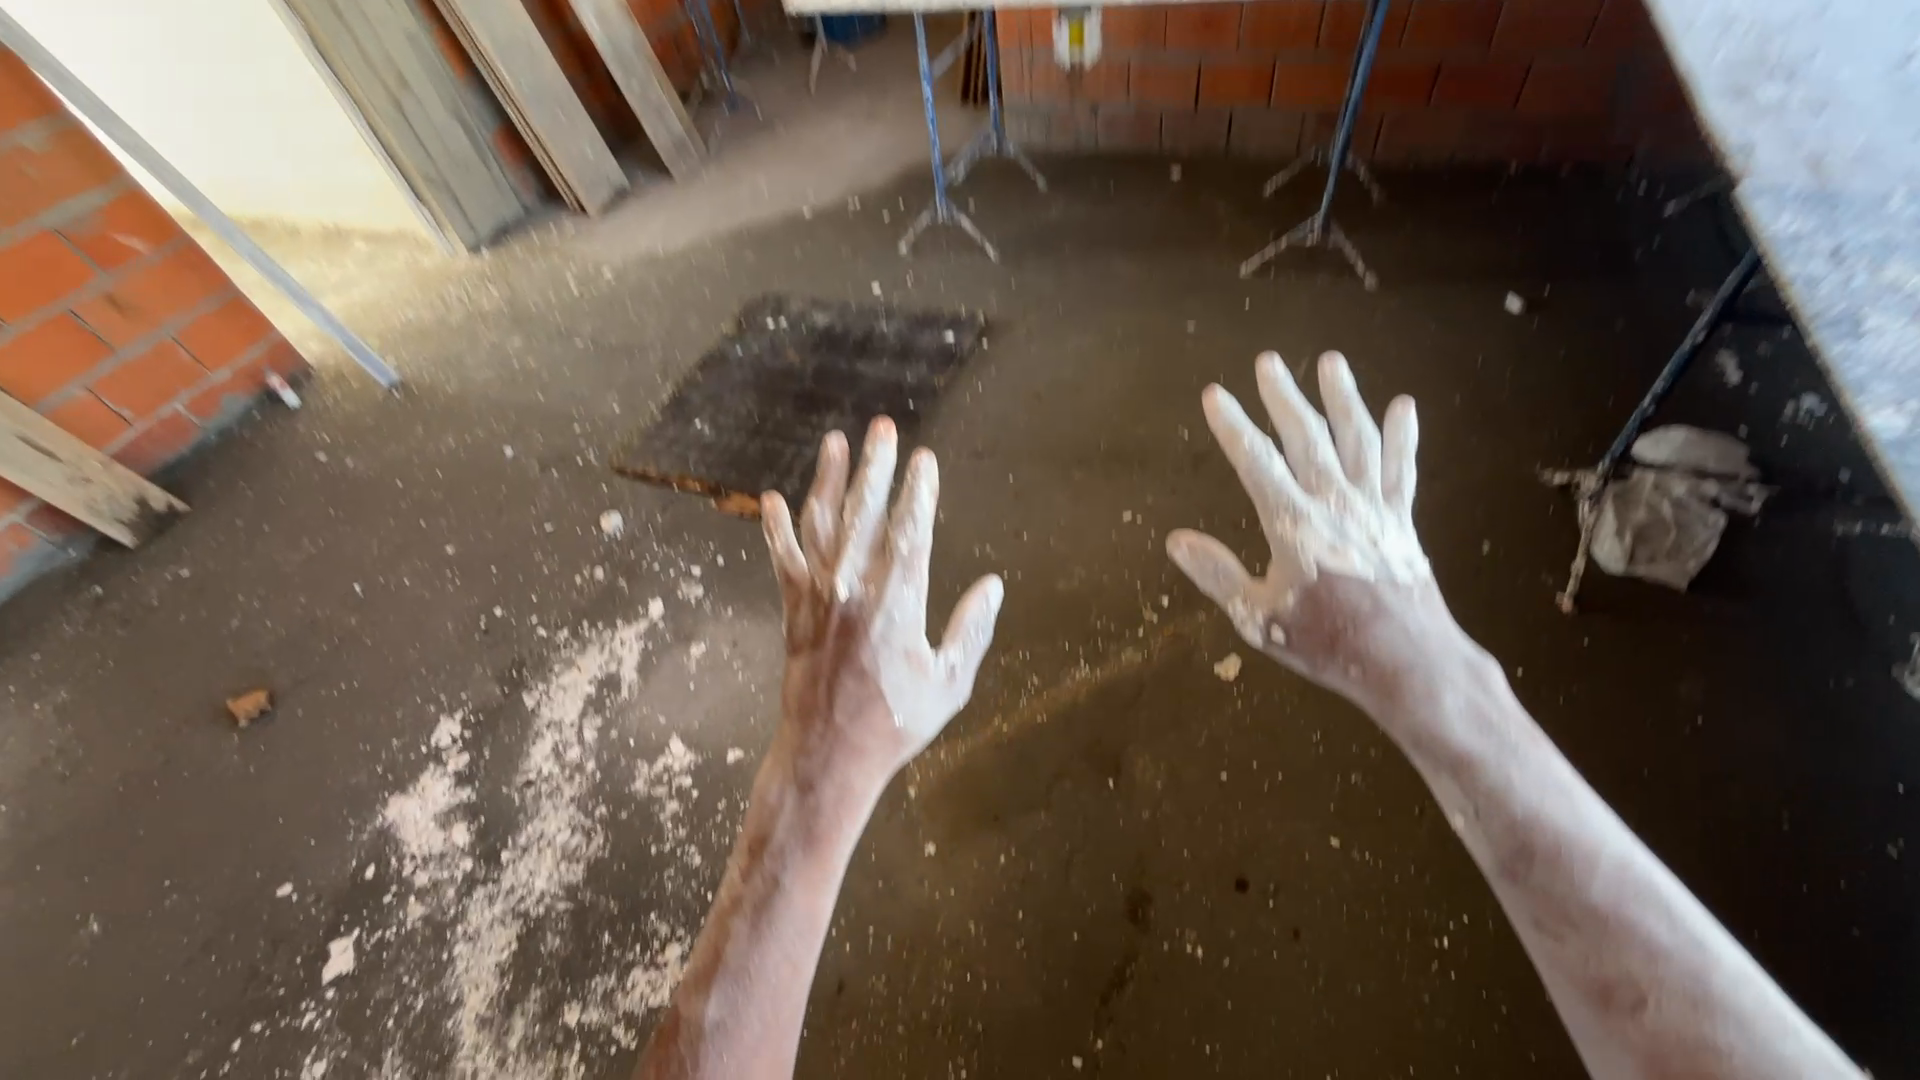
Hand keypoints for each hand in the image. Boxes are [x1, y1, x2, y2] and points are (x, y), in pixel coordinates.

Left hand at [760, 419, 1005, 787]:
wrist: (827, 756)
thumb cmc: (895, 723)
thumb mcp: (949, 684)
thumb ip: (971, 631)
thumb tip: (994, 586)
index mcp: (898, 605)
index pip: (911, 533)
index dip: (918, 493)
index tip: (923, 459)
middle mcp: (855, 591)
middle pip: (865, 515)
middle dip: (876, 467)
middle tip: (882, 427)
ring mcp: (819, 598)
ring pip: (822, 527)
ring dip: (828, 482)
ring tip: (835, 442)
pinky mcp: (793, 612)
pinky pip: (783, 561)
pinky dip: (776, 530)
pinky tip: (772, 500)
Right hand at [1168, 352, 1459, 714]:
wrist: (1409, 662)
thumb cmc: (1326, 642)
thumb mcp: (1258, 616)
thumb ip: (1217, 574)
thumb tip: (1175, 540)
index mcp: (1294, 525)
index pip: (1256, 463)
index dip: (1233, 427)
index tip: (1214, 395)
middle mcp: (1335, 504)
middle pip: (1307, 438)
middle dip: (1284, 398)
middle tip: (1268, 361)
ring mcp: (1373, 509)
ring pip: (1356, 441)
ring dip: (1343, 399)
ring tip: (1331, 363)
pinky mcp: (1401, 522)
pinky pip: (1401, 470)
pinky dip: (1402, 437)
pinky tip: (1402, 407)